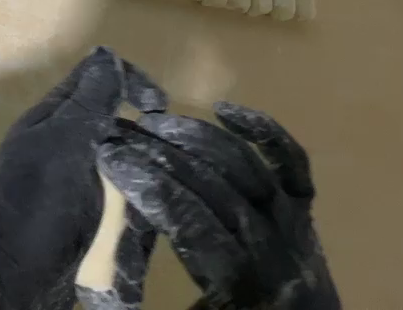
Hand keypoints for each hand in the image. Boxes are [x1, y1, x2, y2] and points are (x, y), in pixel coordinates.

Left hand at [0, 46, 167, 309]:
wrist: (9, 270)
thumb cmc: (34, 197)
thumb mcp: (62, 140)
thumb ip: (89, 101)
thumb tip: (109, 56)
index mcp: (59, 115)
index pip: (101, 79)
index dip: (132, 83)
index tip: (158, 107)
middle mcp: (72, 143)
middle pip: (123, 127)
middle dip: (150, 142)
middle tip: (169, 162)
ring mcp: (83, 184)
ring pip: (131, 169)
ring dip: (150, 183)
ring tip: (162, 200)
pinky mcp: (93, 221)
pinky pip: (128, 209)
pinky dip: (141, 217)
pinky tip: (152, 226)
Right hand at [97, 102, 338, 309]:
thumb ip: (141, 296)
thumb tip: (97, 261)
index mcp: (244, 285)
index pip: (192, 222)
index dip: (150, 185)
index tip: (110, 158)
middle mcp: (276, 250)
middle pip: (214, 185)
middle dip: (159, 154)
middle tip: (117, 133)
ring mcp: (296, 225)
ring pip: (244, 163)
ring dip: (194, 136)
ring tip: (151, 123)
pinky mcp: (305, 212)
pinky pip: (291, 162)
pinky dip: (261, 130)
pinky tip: (223, 111)